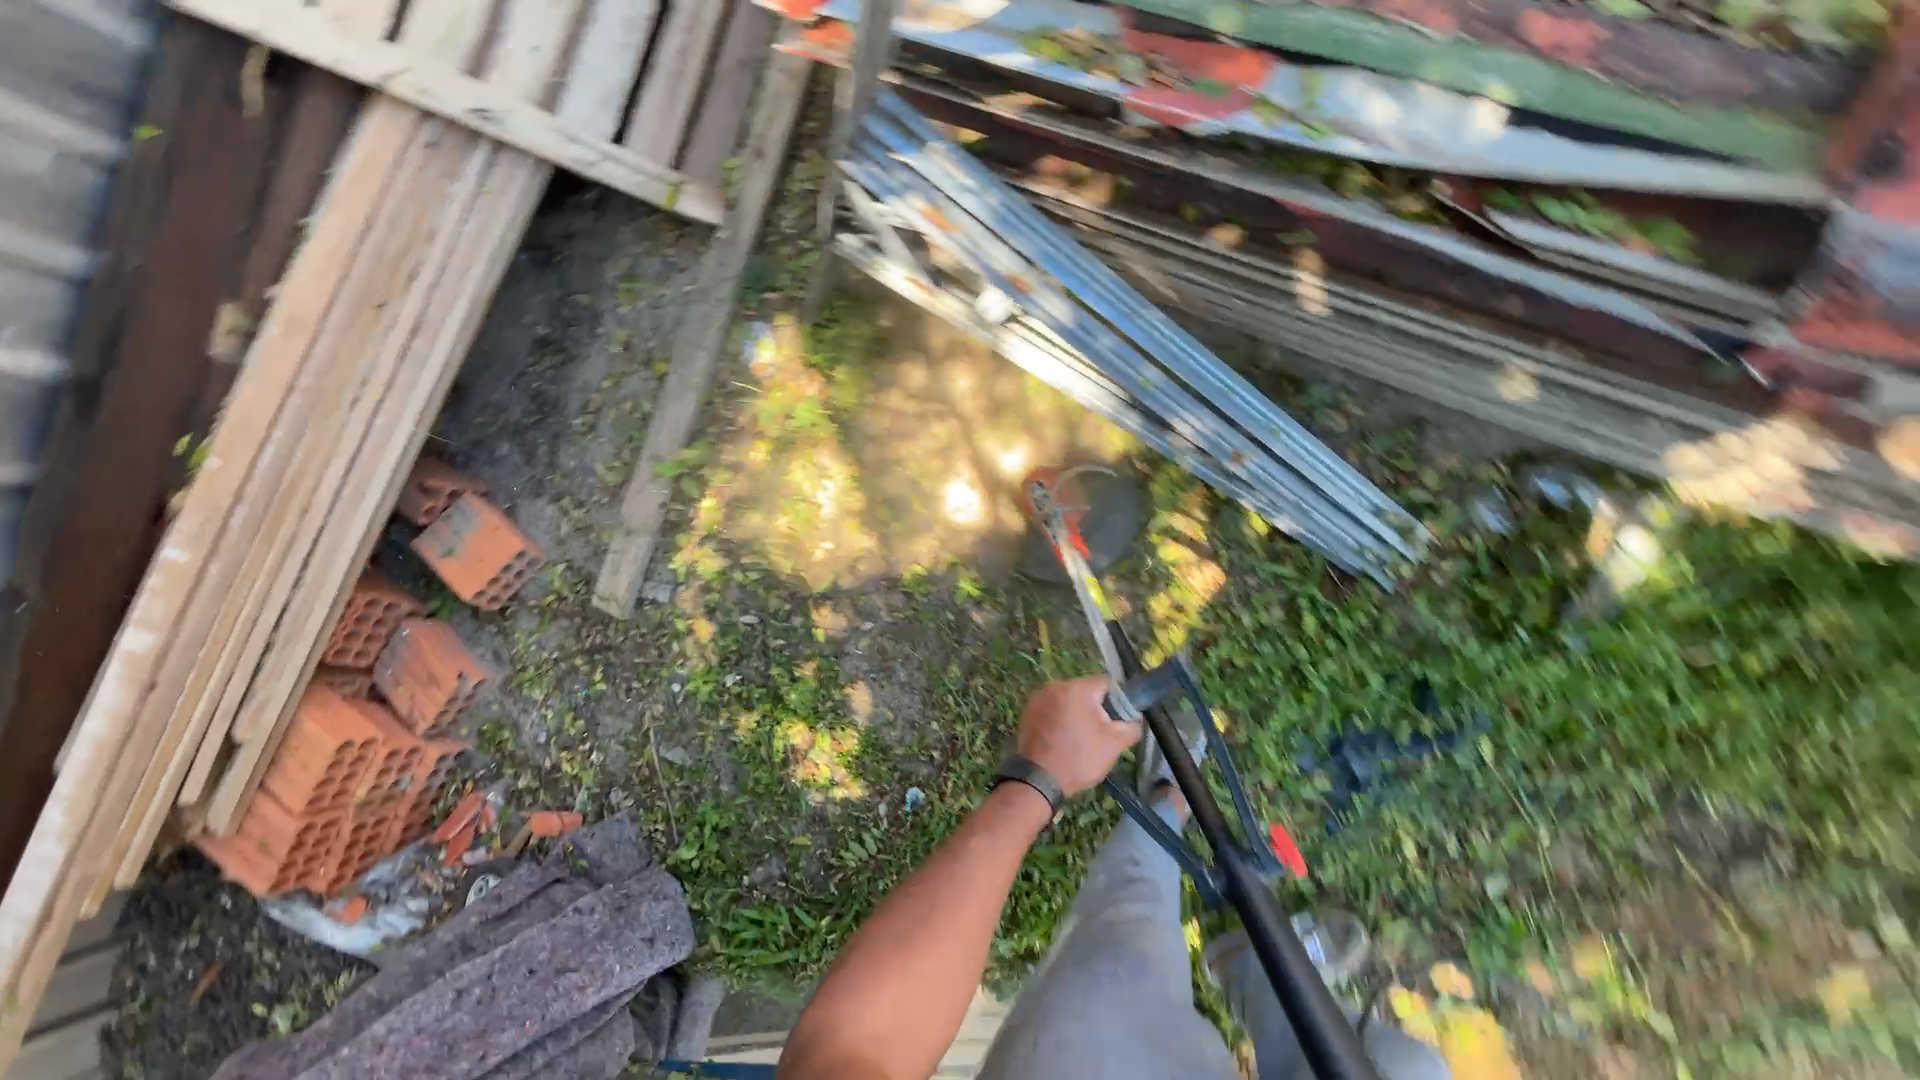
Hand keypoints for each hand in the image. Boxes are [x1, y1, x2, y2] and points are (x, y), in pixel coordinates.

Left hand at [1016, 676, 1140, 796]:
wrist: (1039, 779)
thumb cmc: (1080, 758)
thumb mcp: (1114, 744)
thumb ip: (1132, 726)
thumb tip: (1136, 718)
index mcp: (1078, 688)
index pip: (1107, 684)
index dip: (1118, 702)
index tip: (1117, 722)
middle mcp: (1055, 686)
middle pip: (1086, 691)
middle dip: (1095, 709)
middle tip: (1099, 734)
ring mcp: (1038, 698)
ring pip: (1068, 701)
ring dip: (1076, 714)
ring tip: (1079, 739)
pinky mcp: (1028, 712)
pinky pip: (1052, 709)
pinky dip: (1059, 719)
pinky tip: (1061, 739)